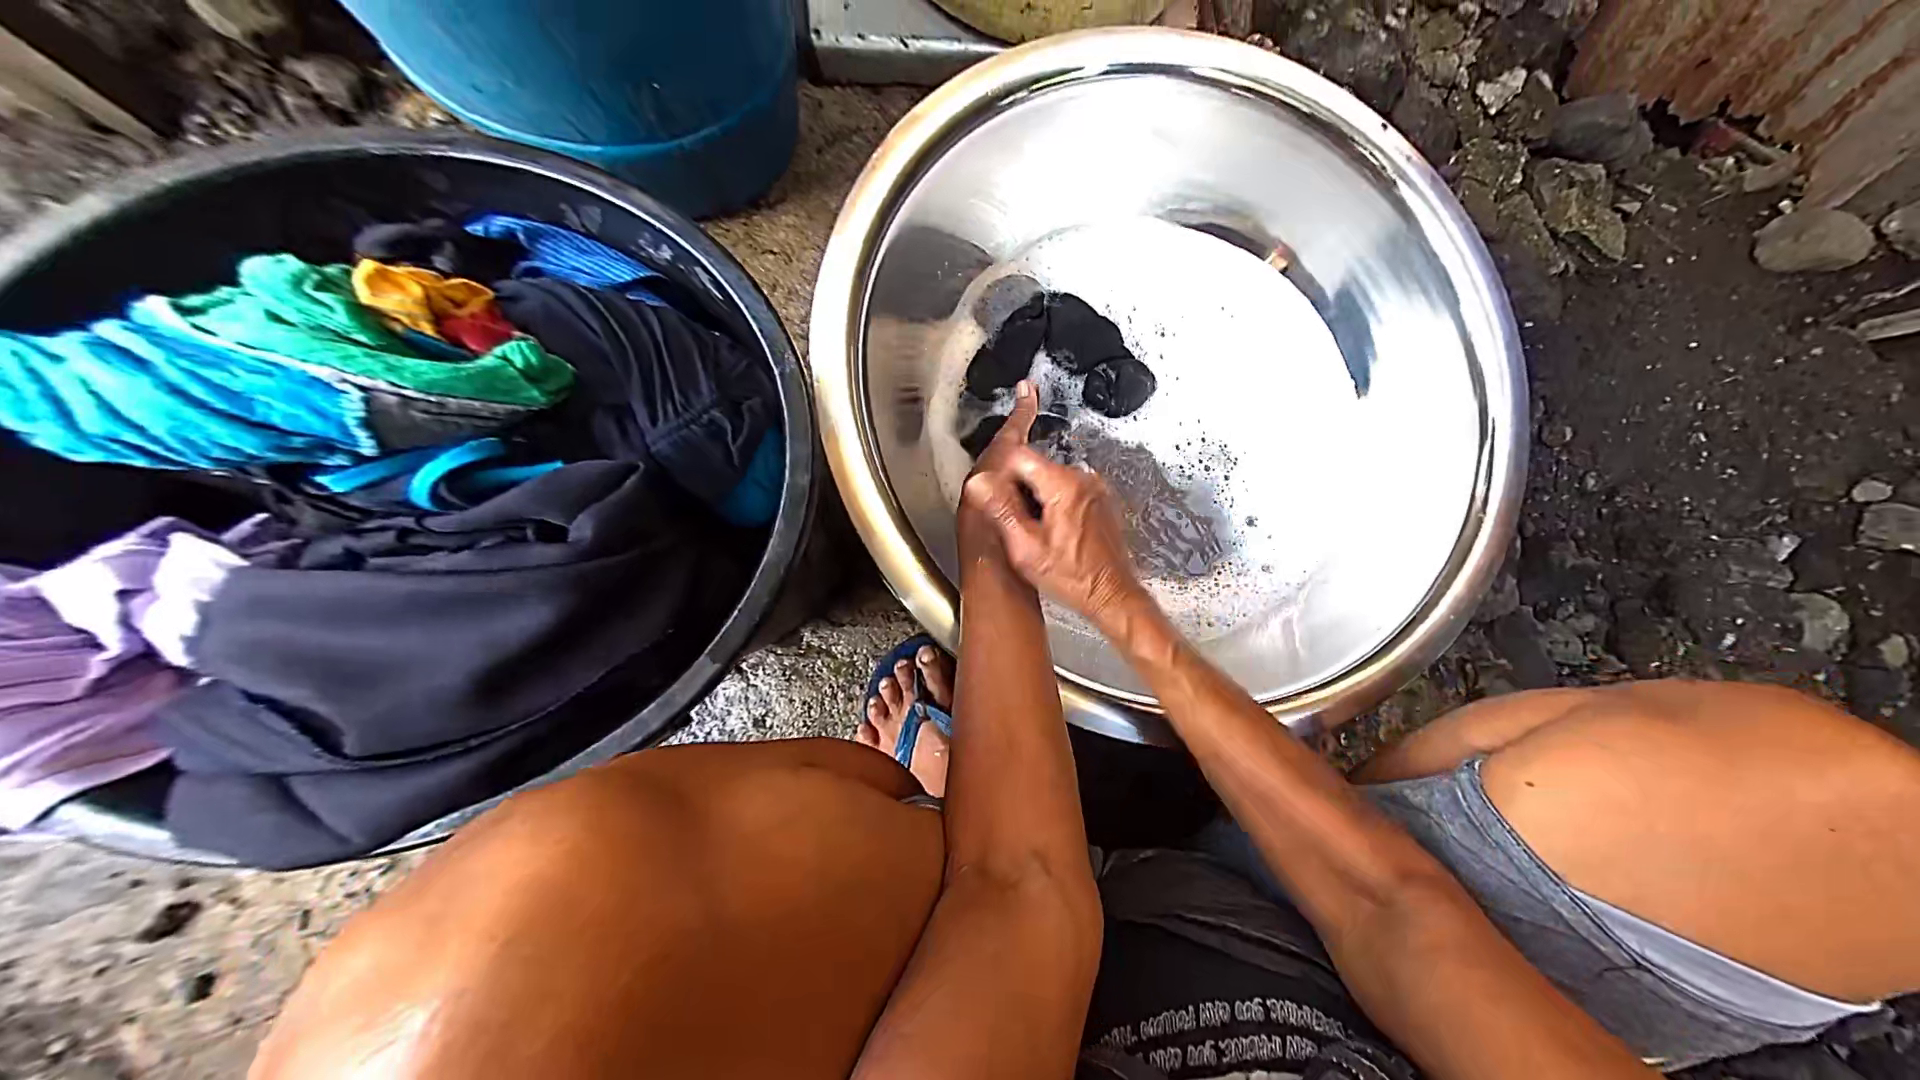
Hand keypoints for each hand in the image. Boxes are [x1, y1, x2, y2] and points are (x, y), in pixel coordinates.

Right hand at [961, 383, 1152, 633]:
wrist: (1111, 595)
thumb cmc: (1073, 578)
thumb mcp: (1025, 548)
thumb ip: (1001, 510)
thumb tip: (978, 484)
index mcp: (1063, 485)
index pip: (1019, 456)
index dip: (1001, 477)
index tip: (998, 500)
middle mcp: (1083, 479)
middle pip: (1035, 467)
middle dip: (1019, 490)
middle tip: (1015, 524)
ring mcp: (1094, 490)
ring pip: (1049, 480)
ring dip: (1036, 500)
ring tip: (1034, 533)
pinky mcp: (1099, 502)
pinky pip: (1066, 492)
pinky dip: (1054, 507)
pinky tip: (1052, 535)